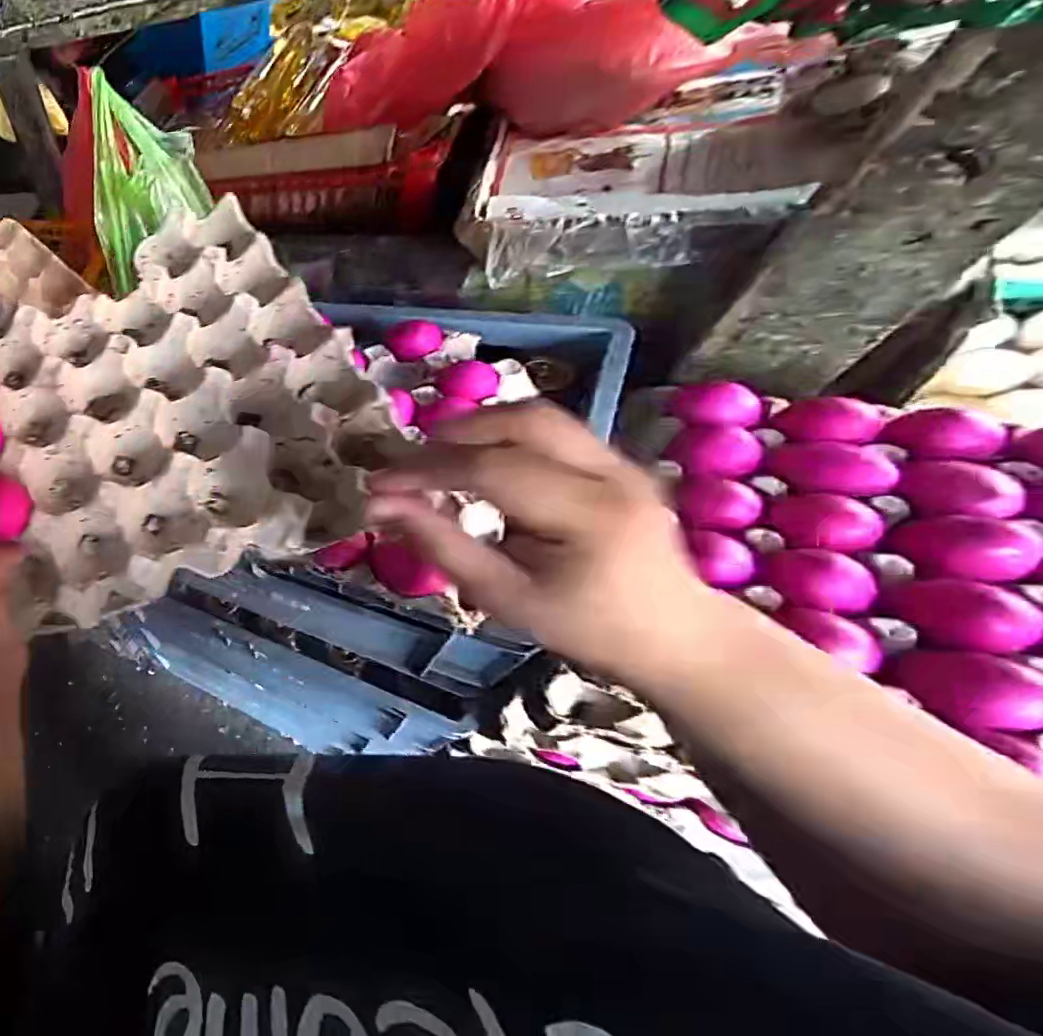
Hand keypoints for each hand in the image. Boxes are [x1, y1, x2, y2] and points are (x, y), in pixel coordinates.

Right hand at [365, 402, 739, 680]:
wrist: (676, 636)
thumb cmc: (583, 625)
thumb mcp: (502, 596)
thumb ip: (440, 545)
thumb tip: (380, 505)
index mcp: (588, 513)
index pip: (490, 468)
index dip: (425, 470)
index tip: (377, 483)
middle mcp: (612, 472)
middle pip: (521, 421)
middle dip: (452, 434)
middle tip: (407, 464)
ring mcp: (621, 461)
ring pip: (536, 416)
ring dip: (476, 428)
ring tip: (435, 458)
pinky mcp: (616, 460)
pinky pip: (549, 430)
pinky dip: (501, 435)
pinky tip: (476, 462)